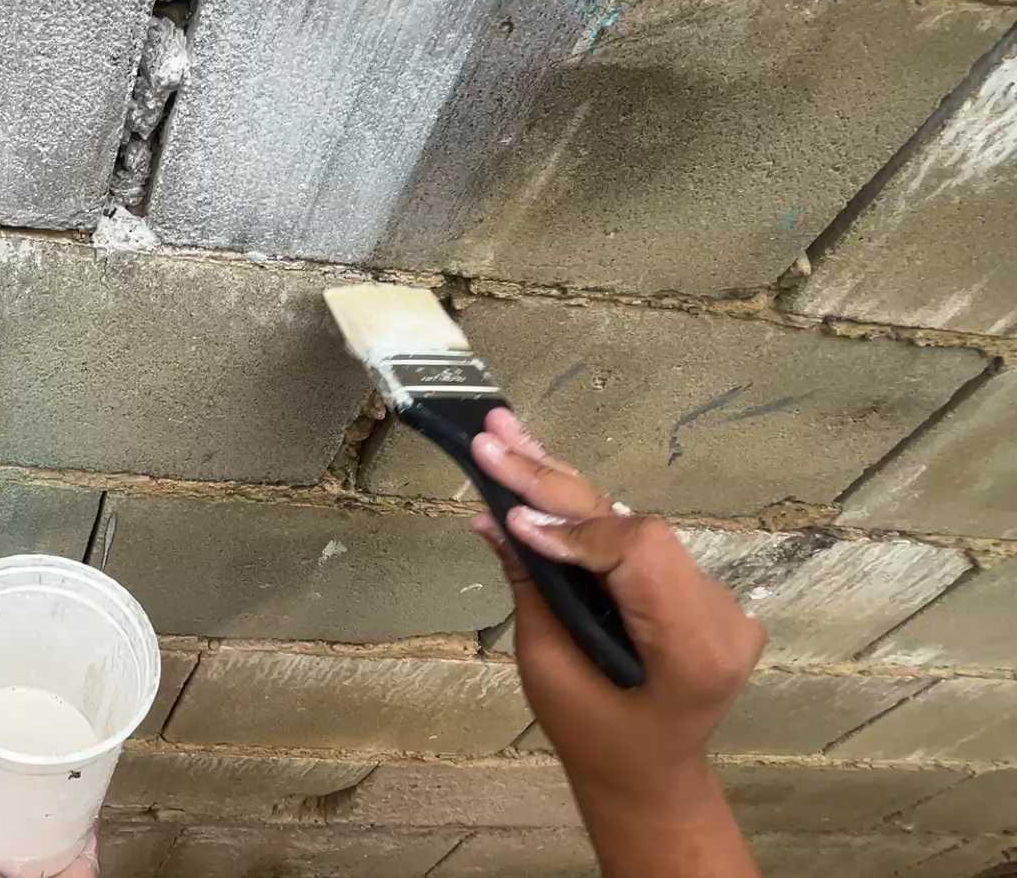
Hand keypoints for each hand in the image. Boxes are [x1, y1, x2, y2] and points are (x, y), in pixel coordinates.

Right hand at [468, 408, 766, 805]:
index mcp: (693, 644)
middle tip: (490, 438)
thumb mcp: (549, 665)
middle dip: (550, 480)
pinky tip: (530, 463)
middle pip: (628, 521)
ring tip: (501, 433)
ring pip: (623, 516)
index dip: (572, 527)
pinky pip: (624, 531)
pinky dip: (571, 502)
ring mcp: (706, 591)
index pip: (637, 551)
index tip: (509, 515)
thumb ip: (532, 586)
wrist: (646, 772)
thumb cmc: (593, 733)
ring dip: (555, 477)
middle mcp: (715, 609)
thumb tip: (492, 518)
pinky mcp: (681, 580)